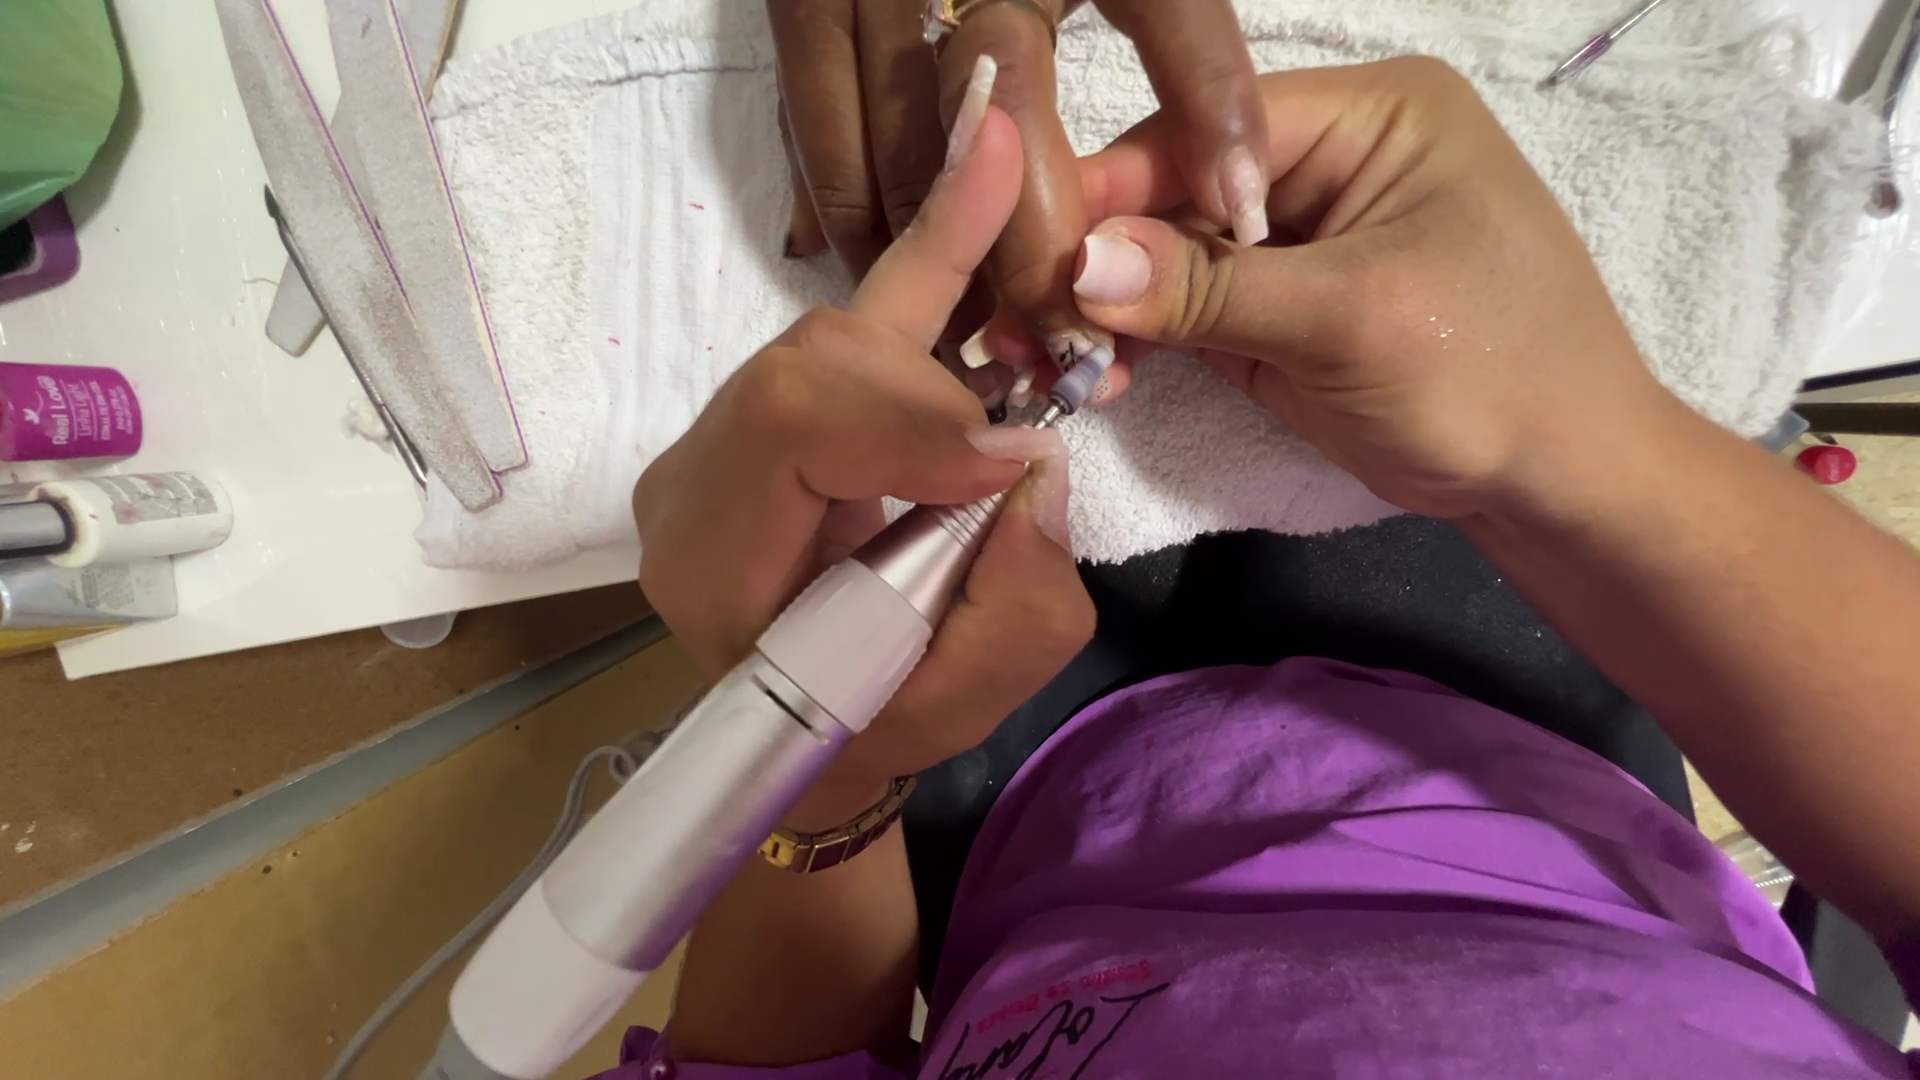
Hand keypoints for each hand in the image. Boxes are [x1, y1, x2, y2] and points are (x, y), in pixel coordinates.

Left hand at [633, 92, 1092, 802]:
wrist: (809, 722)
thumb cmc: (872, 725)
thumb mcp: (958, 705)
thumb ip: (1013, 611)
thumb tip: (1032, 465)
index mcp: (712, 557)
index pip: (790, 425)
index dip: (912, 422)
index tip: (1012, 465)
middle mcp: (699, 474)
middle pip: (814, 359)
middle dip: (938, 387)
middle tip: (1025, 426)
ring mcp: (731, 430)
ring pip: (844, 330)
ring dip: (948, 311)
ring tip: (1025, 278)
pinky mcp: (782, 406)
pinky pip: (859, 318)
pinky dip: (933, 245)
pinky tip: (986, 155)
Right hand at [769, 0, 1268, 366]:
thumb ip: (1196, 70)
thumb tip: (1240, 207)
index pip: (1024, 140)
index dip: (1046, 243)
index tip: (1076, 327)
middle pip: (937, 172)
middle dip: (976, 278)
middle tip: (1013, 358)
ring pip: (857, 169)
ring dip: (901, 266)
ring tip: (944, 336)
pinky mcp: (795, 9)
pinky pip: (803, 133)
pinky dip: (827, 208)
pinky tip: (852, 264)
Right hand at [1072, 59, 1672, 518]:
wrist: (1541, 479)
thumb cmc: (1486, 372)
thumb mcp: (1349, 318)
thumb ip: (1211, 289)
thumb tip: (1080, 266)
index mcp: (1358, 119)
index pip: (1204, 134)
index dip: (1113, 187)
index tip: (1033, 248)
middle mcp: (1308, 171)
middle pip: (1168, 198)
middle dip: (1097, 263)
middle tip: (1025, 325)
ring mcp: (1277, 250)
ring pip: (1159, 264)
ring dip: (1102, 313)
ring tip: (1049, 362)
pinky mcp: (1256, 317)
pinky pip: (1172, 318)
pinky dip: (1129, 346)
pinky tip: (1092, 376)